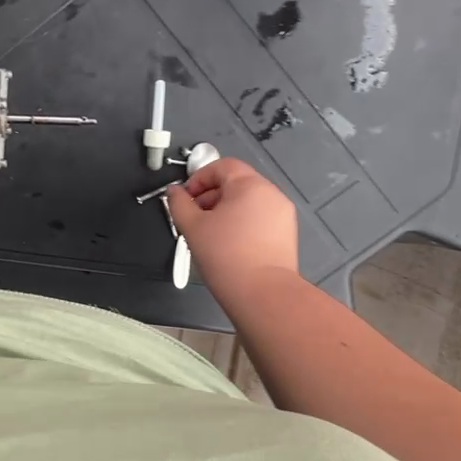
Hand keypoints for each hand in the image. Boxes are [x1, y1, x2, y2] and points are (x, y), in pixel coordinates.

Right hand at [166, 159, 298, 297]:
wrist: (262, 294)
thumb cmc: (226, 256)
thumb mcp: (192, 227)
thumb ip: (178, 203)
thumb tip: (174, 192)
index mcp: (250, 185)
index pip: (222, 166)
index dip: (199, 178)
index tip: (186, 197)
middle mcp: (271, 194)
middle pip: (236, 182)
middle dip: (211, 195)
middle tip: (195, 216)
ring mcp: (282, 214)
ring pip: (248, 201)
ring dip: (225, 209)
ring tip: (210, 233)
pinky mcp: (286, 234)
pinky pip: (259, 218)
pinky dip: (241, 223)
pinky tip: (228, 244)